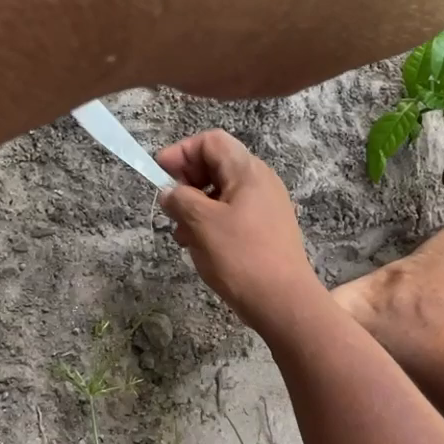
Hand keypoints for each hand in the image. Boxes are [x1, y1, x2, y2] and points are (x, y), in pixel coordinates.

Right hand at [156, 130, 325, 325]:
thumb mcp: (201, 223)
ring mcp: (266, 206)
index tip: (160, 174)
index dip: (182, 151)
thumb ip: (180, 199)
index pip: (211, 141)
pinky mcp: (267, 229)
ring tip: (182, 234)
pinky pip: (233, 213)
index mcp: (248, 171)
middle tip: (170, 207)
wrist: (284, 302)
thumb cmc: (241, 257)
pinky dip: (211, 222)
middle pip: (216, 164)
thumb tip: (170, 193)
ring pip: (222, 192)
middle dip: (187, 181)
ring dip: (196, 206)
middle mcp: (261, 182)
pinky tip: (200, 246)